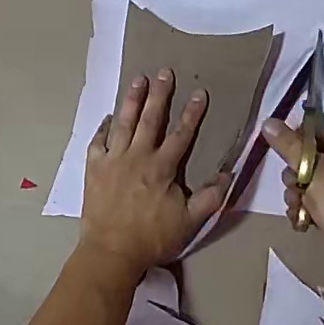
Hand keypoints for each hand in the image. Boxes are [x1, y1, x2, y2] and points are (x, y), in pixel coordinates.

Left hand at [81, 69, 230, 278]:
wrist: (111, 252)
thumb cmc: (152, 237)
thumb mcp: (189, 222)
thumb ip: (210, 198)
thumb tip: (229, 175)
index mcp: (162, 167)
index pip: (181, 134)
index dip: (192, 113)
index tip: (200, 92)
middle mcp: (137, 156)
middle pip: (151, 119)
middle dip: (160, 94)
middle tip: (164, 72)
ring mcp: (113, 160)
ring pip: (124, 123)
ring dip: (132, 100)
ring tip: (138, 80)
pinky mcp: (94, 168)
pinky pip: (98, 141)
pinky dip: (103, 127)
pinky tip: (109, 117)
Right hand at [260, 121, 323, 260]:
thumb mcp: (309, 168)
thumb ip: (288, 145)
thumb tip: (268, 120)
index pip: (318, 135)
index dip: (297, 145)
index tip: (283, 157)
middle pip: (312, 162)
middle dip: (295, 177)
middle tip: (293, 188)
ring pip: (314, 187)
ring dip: (299, 197)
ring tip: (298, 210)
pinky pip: (323, 205)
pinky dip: (311, 211)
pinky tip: (302, 221)